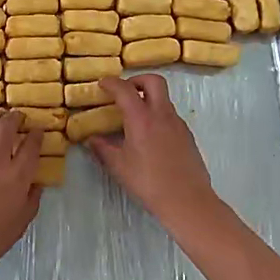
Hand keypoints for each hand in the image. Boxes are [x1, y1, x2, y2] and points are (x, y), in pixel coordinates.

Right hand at [85, 75, 224, 228]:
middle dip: (137, 80)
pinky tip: (150, 137)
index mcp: (142, 119)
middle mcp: (162, 114)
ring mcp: (178, 124)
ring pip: (164, 99)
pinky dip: (158, 116)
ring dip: (148, 99)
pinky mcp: (187, 135)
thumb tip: (92, 139)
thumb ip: (103, 149)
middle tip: (125, 92)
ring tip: (134, 118)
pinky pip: (170, 116)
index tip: (102, 84)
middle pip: (153, 81)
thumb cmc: (148, 182)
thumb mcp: (119, 167)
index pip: (125, 89)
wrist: (187, 199)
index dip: (111, 83)